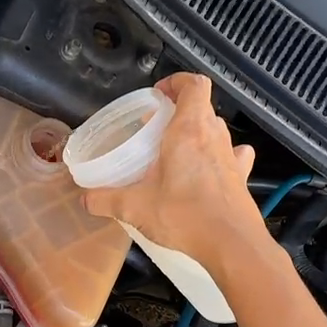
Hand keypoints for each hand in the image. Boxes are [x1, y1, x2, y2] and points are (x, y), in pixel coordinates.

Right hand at [81, 73, 266, 278]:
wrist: (232, 244)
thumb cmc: (184, 216)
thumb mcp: (134, 207)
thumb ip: (105, 200)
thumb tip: (85, 199)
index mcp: (188, 131)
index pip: (194, 85)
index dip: (177, 82)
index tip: (157, 94)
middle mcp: (213, 137)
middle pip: (201, 108)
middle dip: (177, 112)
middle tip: (153, 130)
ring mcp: (232, 156)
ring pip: (215, 130)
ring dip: (197, 133)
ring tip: (175, 152)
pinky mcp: (241, 177)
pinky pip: (233, 156)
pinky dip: (220, 156)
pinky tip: (209, 168)